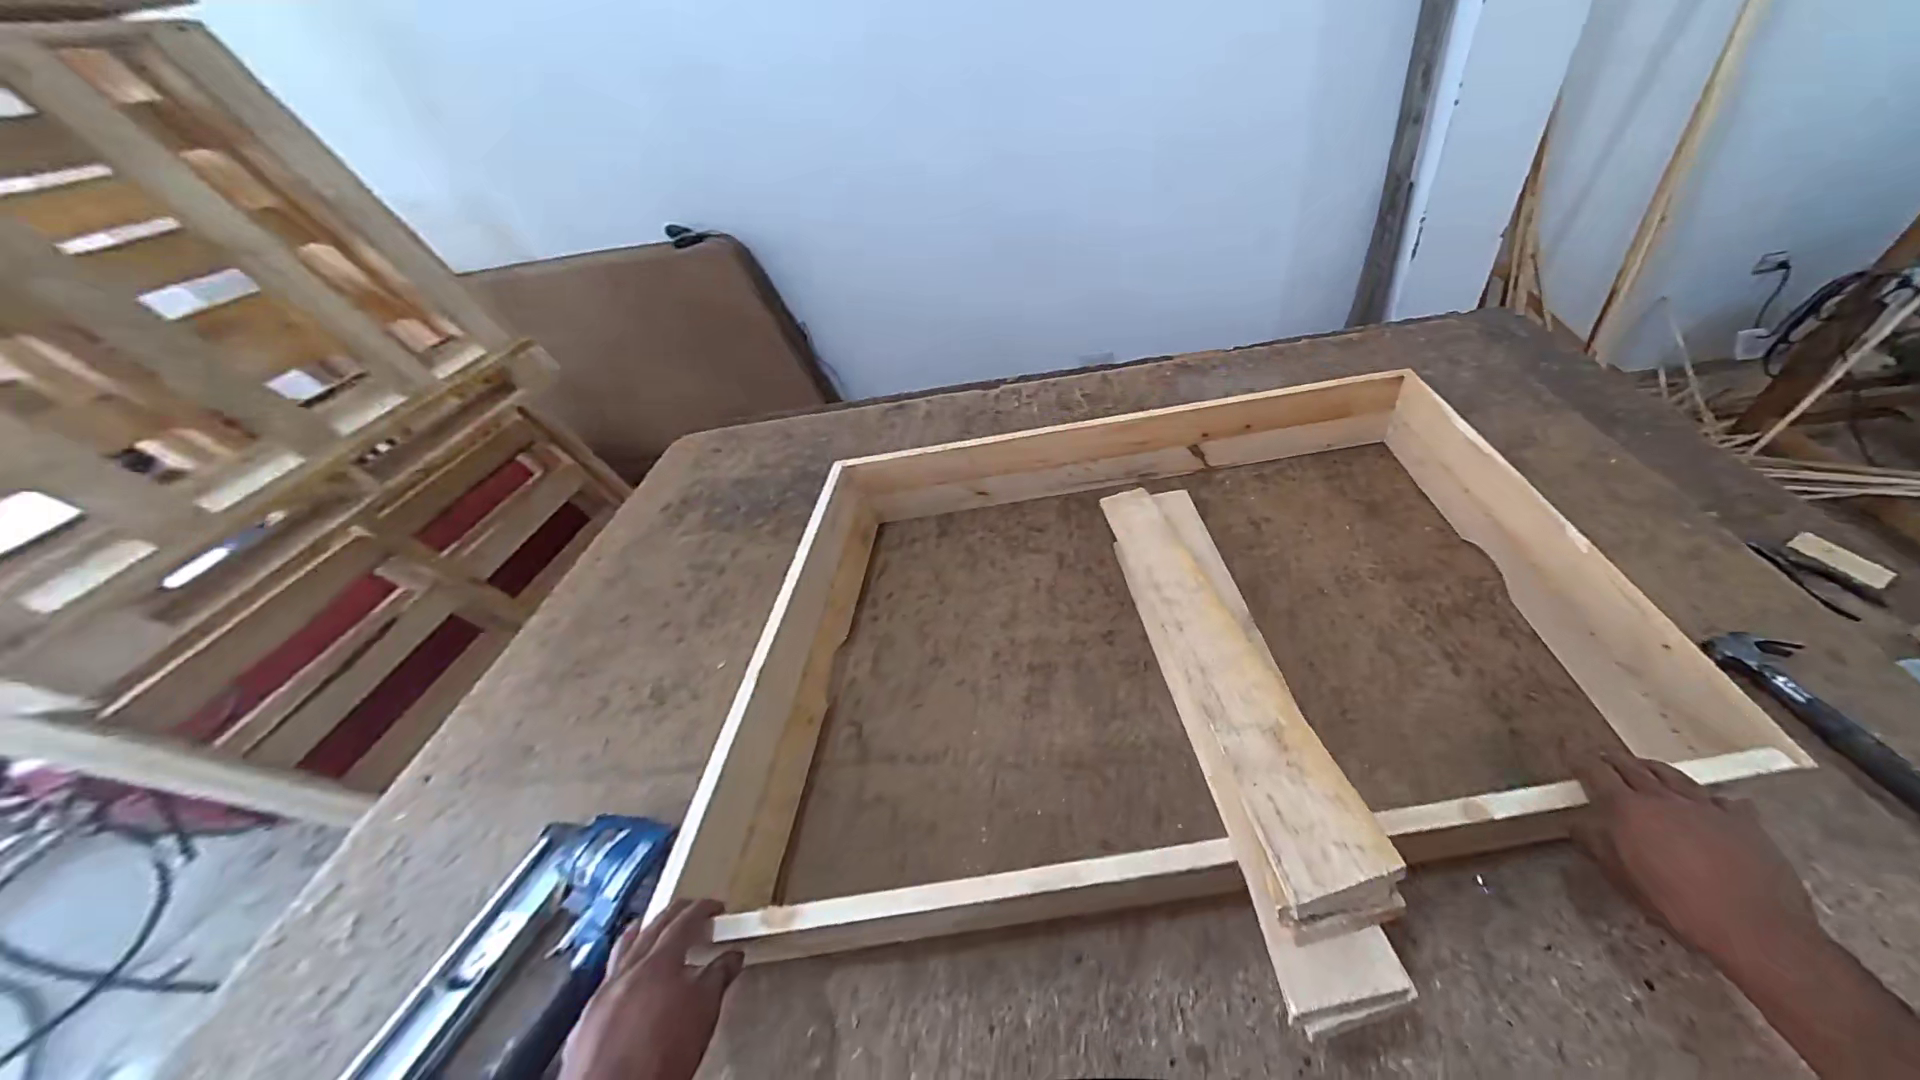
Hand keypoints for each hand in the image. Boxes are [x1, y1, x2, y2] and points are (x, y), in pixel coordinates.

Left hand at [558, 898, 744, 1079]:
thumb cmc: (663, 1058)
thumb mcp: (703, 1015)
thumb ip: (718, 978)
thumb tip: (732, 957)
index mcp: (658, 964)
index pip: (683, 922)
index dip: (702, 909)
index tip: (716, 907)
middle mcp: (627, 970)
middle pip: (652, 928)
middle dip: (675, 913)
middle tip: (692, 910)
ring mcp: (601, 995)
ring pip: (622, 949)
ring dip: (642, 932)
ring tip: (652, 927)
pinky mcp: (584, 1021)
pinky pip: (607, 979)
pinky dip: (623, 966)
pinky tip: (630, 979)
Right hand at [1572, 753, 1819, 966]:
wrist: (1755, 930)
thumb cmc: (1677, 905)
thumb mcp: (1621, 877)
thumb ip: (1596, 844)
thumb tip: (1580, 826)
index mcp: (1628, 809)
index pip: (1597, 773)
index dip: (1582, 762)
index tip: (1575, 758)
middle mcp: (1665, 799)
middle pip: (1634, 767)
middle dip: (1615, 760)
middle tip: (1605, 758)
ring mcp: (1708, 808)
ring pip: (1675, 776)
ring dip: (1655, 769)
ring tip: (1647, 768)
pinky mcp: (1745, 823)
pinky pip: (1721, 799)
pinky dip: (1707, 797)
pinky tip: (1707, 803)